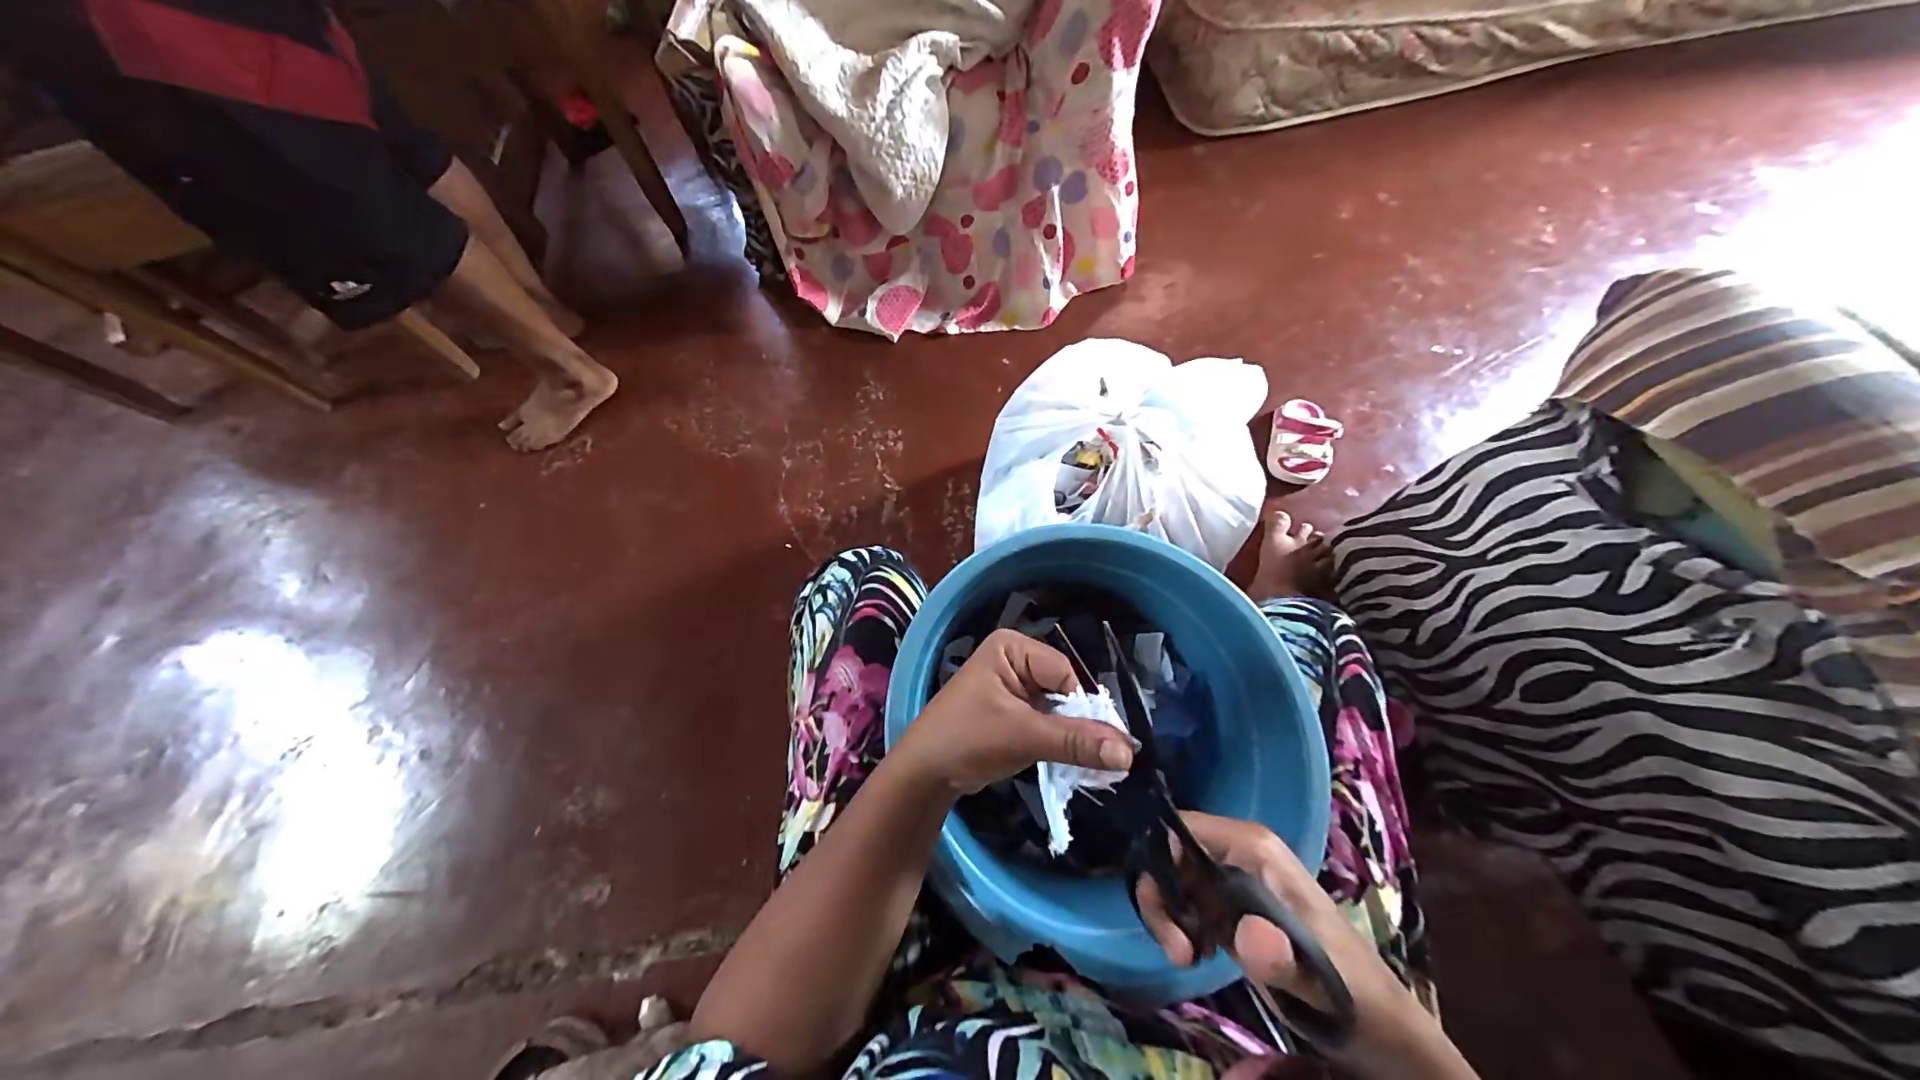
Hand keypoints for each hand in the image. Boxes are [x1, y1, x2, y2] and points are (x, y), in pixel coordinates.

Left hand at [890, 629, 1135, 795]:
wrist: (923, 773)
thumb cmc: (966, 739)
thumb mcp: (1023, 736)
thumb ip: (1075, 741)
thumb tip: (1129, 751)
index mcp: (1012, 647)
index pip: (1065, 673)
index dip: (1083, 708)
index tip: (1100, 743)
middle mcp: (1014, 659)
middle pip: (1064, 690)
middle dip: (1077, 723)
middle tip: (1097, 756)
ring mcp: (1012, 686)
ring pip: (1058, 709)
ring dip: (1069, 736)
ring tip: (1079, 762)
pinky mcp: (1012, 712)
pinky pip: (1046, 722)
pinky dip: (1057, 742)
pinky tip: (1066, 761)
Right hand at [1137, 813, 1475, 1079]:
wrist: (1380, 1028)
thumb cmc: (1351, 994)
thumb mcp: (1317, 983)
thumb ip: (1281, 959)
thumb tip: (1245, 933)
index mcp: (1256, 849)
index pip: (1182, 827)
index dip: (1161, 861)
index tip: (1169, 915)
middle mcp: (1241, 853)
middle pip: (1172, 853)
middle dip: (1162, 897)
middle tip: (1177, 951)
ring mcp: (1236, 879)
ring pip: (1175, 878)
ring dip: (1169, 917)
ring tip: (1187, 958)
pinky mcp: (1233, 906)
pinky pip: (1188, 902)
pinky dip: (1181, 928)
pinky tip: (1197, 957)